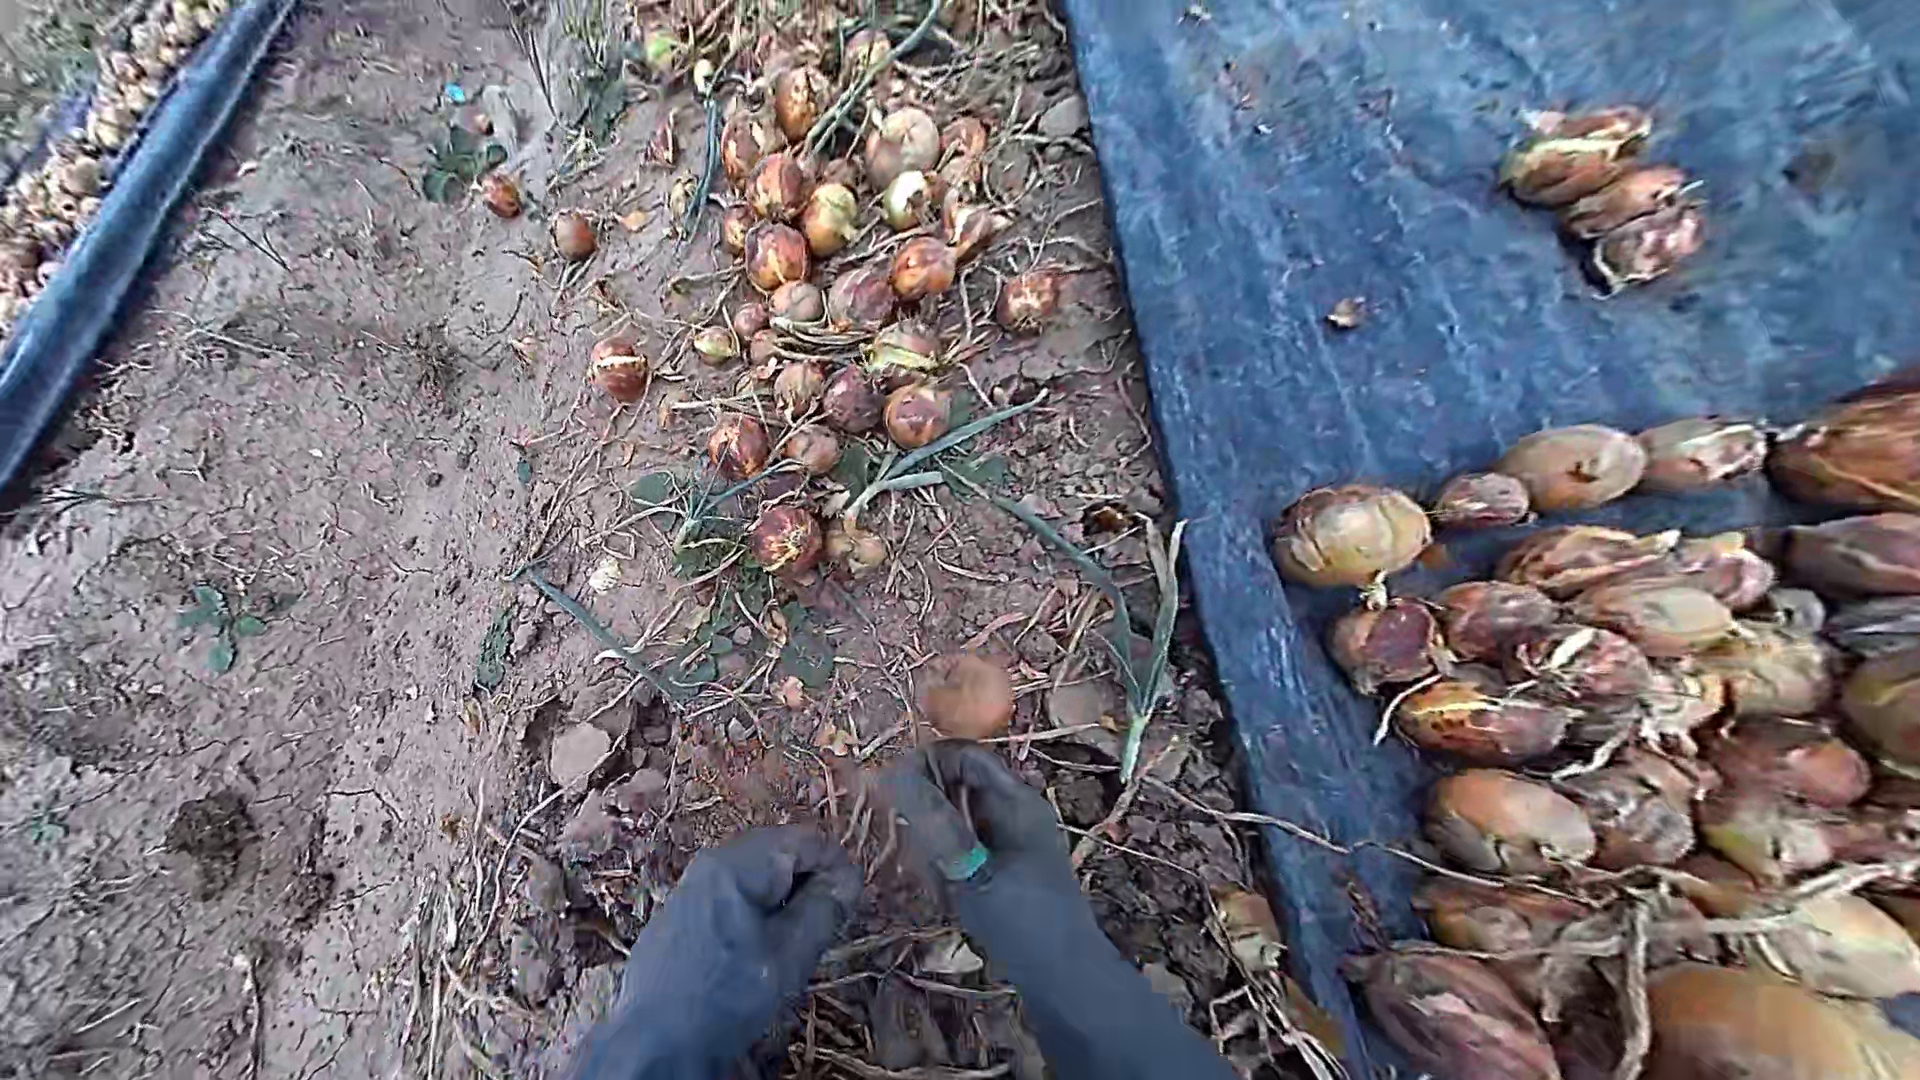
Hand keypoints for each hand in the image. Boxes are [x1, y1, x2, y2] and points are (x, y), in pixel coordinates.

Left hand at [609, 826, 859, 1068]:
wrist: (651, 1051)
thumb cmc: (725, 999)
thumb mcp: (788, 956)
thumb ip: (824, 909)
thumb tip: (849, 879)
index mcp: (738, 862)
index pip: (805, 840)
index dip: (835, 864)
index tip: (851, 897)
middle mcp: (713, 861)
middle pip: (780, 850)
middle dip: (809, 878)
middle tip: (827, 915)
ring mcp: (693, 884)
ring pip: (758, 872)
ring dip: (785, 893)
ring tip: (797, 931)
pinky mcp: (682, 911)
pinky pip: (734, 890)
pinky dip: (758, 905)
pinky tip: (761, 942)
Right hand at [878, 744, 1242, 1079]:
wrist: (1067, 981)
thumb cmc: (1023, 919)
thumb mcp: (972, 870)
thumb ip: (935, 822)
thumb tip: (898, 774)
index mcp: (1015, 797)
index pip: (966, 755)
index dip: (929, 760)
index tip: (894, 782)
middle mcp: (1016, 808)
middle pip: (963, 781)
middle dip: (930, 797)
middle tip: (901, 827)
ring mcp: (1013, 835)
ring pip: (962, 812)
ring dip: (937, 828)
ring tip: (922, 862)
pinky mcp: (1008, 862)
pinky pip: (970, 839)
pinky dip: (950, 852)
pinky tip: (938, 884)